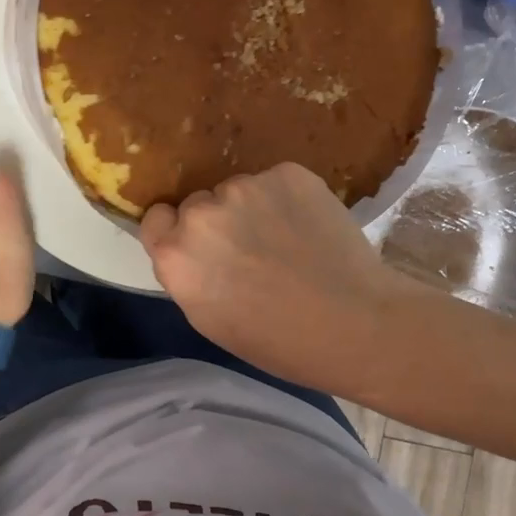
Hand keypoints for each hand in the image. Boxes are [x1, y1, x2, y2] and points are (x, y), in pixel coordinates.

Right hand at [140, 163, 408, 382]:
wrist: (360, 326)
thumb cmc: (280, 341)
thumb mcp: (210, 319)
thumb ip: (186, 274)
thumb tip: (188, 248)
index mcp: (176, 254)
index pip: (155, 218)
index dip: (176, 231)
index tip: (201, 247)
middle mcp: (201, 213)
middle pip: (198, 203)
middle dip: (217, 221)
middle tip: (251, 251)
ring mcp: (244, 187)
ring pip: (238, 191)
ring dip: (253, 209)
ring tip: (288, 242)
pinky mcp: (286, 173)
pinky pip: (275, 182)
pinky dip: (287, 200)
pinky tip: (310, 229)